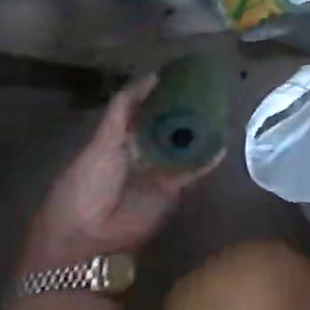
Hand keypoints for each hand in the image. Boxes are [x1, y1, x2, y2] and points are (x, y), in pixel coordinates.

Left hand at [21, 76, 218, 269]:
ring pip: (184, 145)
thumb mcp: (104, 139)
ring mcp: (159, 170)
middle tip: (209, 87)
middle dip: (186, 109)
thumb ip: (125, 109)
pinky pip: (194, 170)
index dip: (163, 92)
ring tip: (221, 108)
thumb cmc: (87, 183)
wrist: (90, 236)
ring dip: (200, 131)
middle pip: (168, 125)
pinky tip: (222, 142)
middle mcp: (142, 151)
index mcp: (120, 137)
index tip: (184, 73)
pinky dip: (207, 158)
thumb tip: (153, 76)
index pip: (146, 109)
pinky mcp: (173, 190)